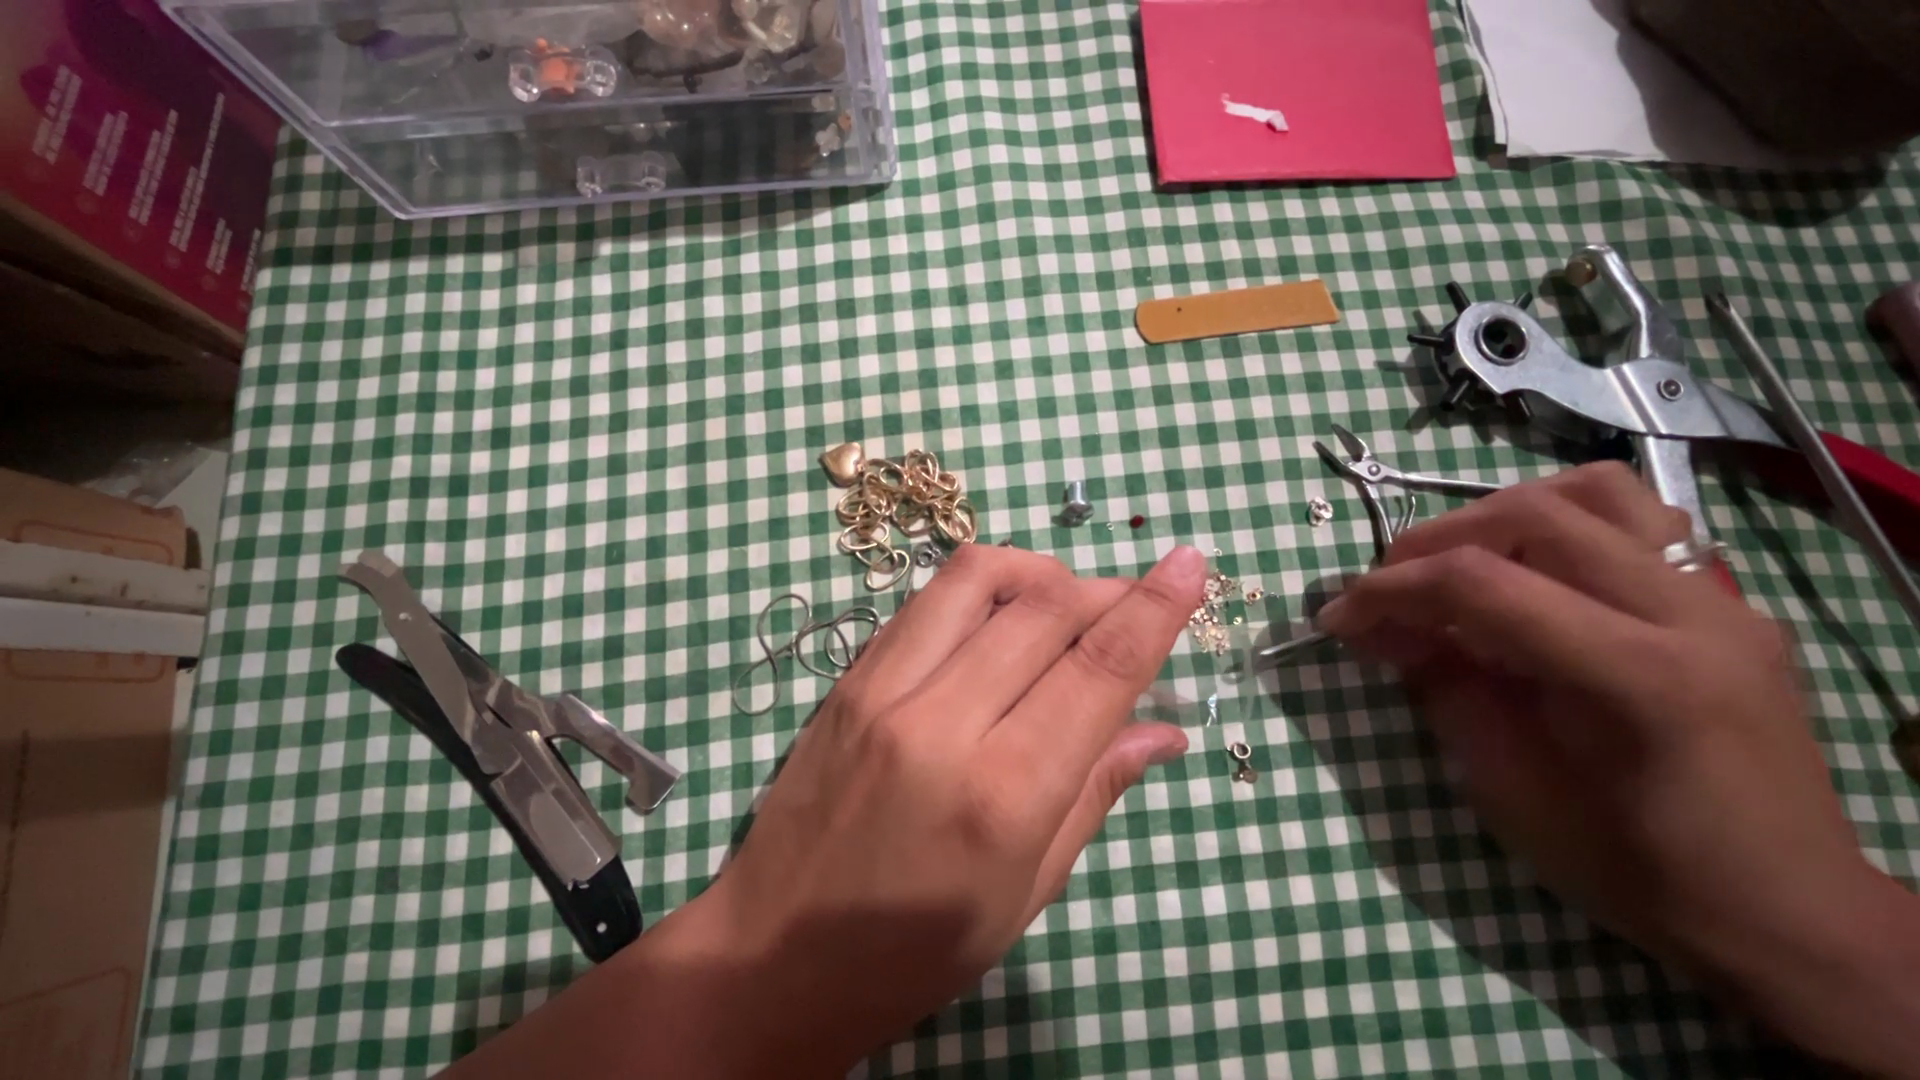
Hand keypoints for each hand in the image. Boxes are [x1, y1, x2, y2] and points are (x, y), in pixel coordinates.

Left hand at [443, 545, 1205, 1078]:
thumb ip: (1094, 794)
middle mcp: (942, 723)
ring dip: (1040, 572)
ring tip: (1068, 600)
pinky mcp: (846, 680)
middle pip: (1044, 611)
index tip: (1191, 564)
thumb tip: (1163, 728)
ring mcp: (883, 691)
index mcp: (1002, 794)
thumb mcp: (1026, 894)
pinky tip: (1000, 617)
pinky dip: (980, 589)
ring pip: (977, 579)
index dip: (1154, 609)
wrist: (772, 955)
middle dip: (1106, 589)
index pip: (1097, 671)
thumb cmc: (913, 951)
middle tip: (1137, 600)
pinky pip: (925, 602)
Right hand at [1318, 463, 1919, 1074]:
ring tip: (1460, 558)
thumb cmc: (1634, 870)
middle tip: (1387, 586)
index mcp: (1634, 677)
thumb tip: (1391, 630)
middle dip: (1432, 541)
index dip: (1388, 590)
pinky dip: (1566, 524)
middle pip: (1532, 516)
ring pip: (1595, 492)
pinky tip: (1534, 569)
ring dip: (1503, 512)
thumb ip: (1447, 690)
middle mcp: (1688, 615)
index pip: (1482, 585)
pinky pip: (1640, 522)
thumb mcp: (1509, 791)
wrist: (1782, 909)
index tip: (1336, 618)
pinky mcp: (1728, 605)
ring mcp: (1721, 601)